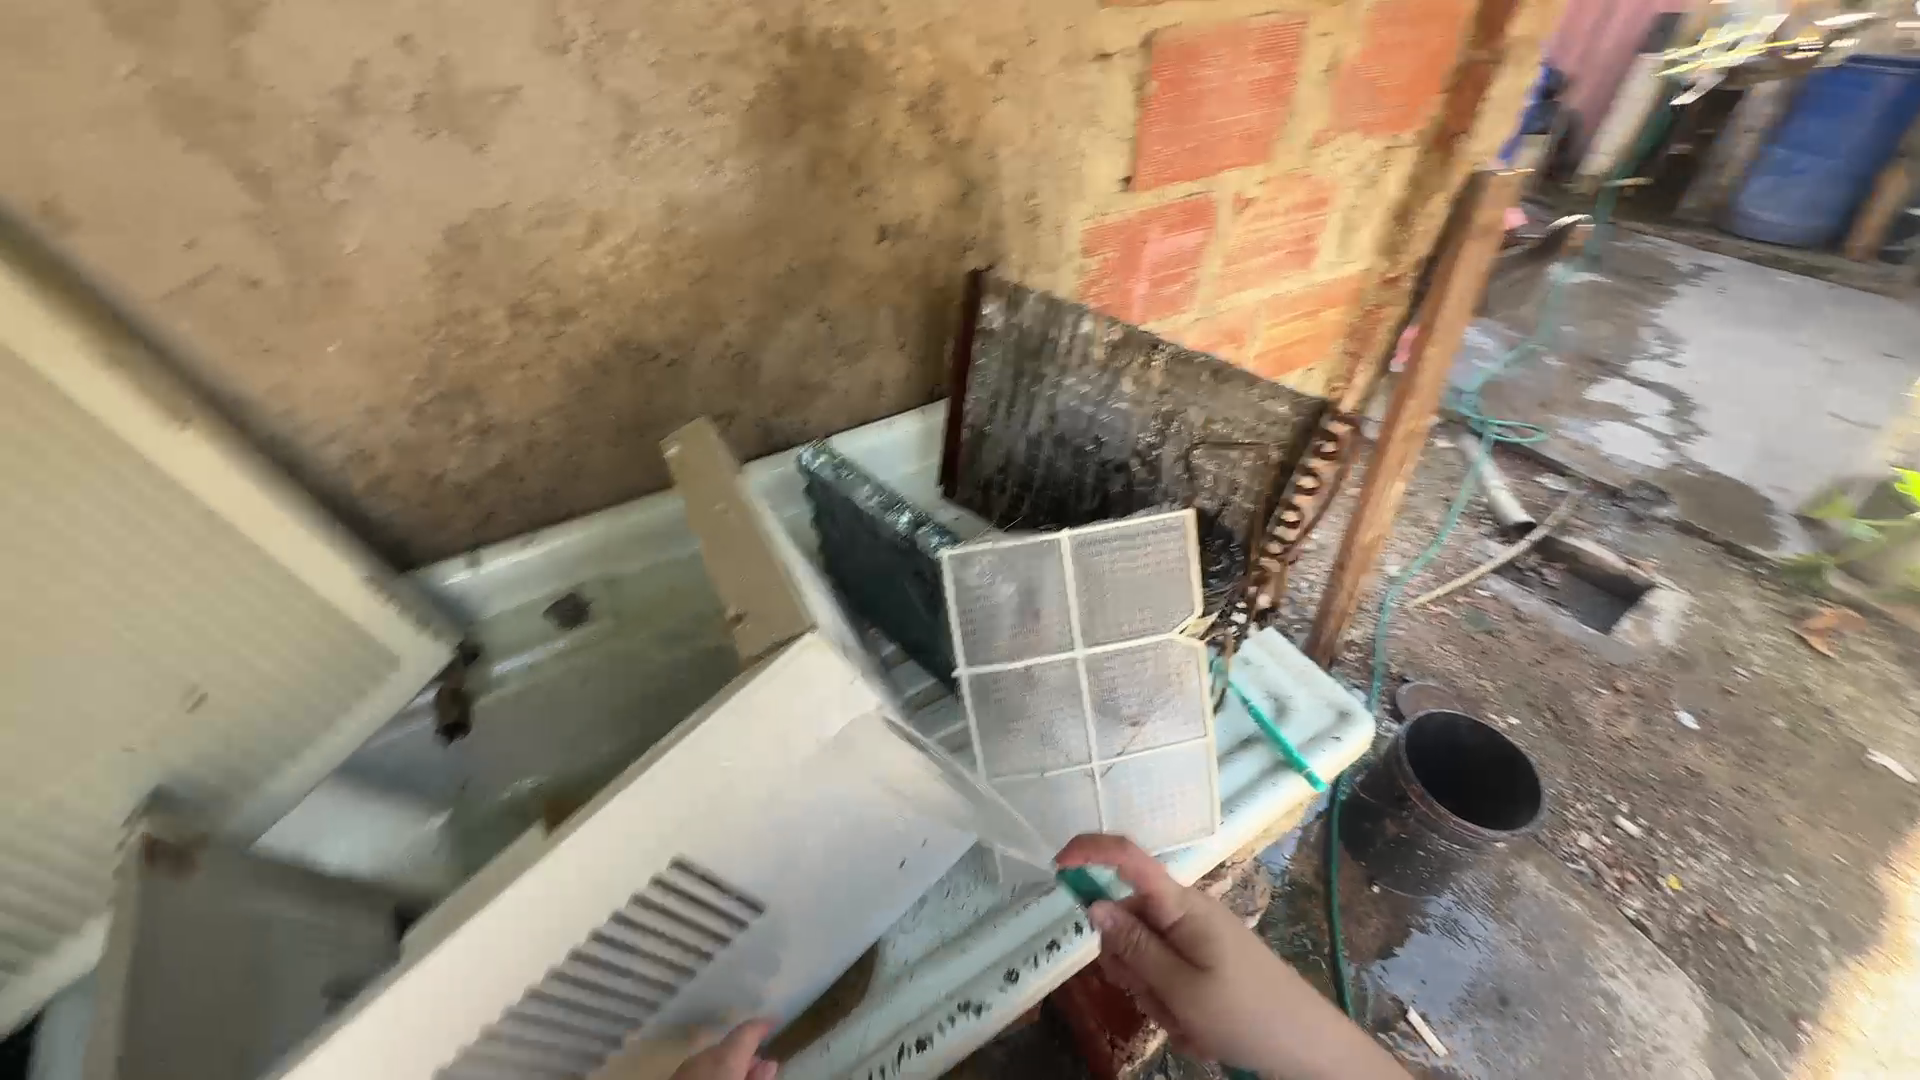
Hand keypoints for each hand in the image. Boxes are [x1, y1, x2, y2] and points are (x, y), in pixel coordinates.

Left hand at [668, 1020, 777, 1079]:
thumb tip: (769, 1064)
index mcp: (723, 1056)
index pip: (747, 1029)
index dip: (763, 1026)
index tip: (776, 1024)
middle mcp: (701, 1057)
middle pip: (727, 1047)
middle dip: (744, 1055)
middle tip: (760, 1068)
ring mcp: (681, 1072)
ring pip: (709, 1062)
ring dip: (726, 1069)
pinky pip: (696, 1074)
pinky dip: (710, 1077)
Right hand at [1056, 835, 1407, 1079]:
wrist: (1309, 1047)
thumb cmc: (1246, 1013)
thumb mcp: (1180, 989)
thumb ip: (1133, 946)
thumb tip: (1093, 904)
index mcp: (1179, 903)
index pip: (1127, 856)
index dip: (1089, 851)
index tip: (1056, 868)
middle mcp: (1183, 909)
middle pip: (1125, 918)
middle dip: (1126, 963)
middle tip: (1155, 1000)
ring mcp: (1194, 933)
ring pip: (1141, 951)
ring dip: (1150, 989)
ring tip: (1184, 1019)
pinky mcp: (1202, 955)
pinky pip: (1164, 969)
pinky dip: (1168, 998)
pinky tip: (1194, 1024)